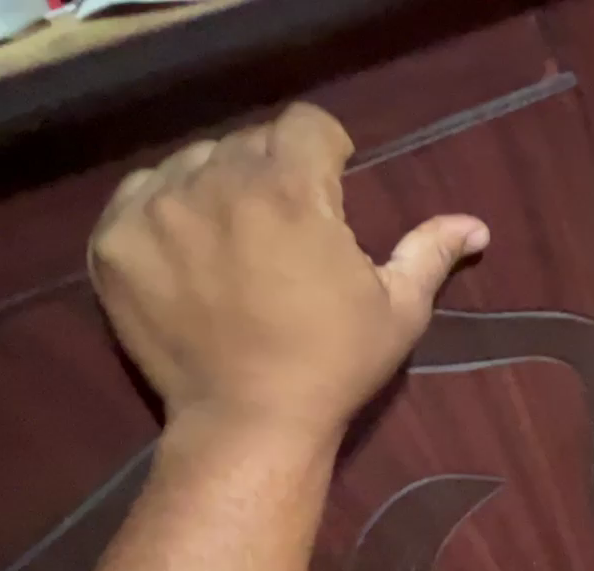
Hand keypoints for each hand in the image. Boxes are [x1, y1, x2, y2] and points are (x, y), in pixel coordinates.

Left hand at [88, 102, 488, 447]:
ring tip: (240, 241)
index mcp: (293, 192)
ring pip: (194, 162)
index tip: (335, 186)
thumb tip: (478, 226)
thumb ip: (430, 253)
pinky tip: (195, 254)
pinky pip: (143, 194)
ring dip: (223, 187)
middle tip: (291, 228)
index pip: (308, 124)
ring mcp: (157, 209)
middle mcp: (218, 182)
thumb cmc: (337, 366)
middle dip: (278, 172)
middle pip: (251, 141)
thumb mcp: (398, 311)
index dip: (329, 151)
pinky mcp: (115, 240)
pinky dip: (170, 211)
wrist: (251, 423)